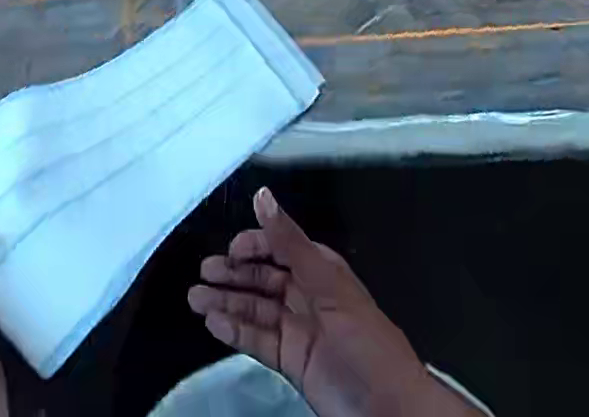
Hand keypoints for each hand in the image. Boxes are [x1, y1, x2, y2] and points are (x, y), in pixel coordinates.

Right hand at [188, 188, 482, 416]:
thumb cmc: (364, 342)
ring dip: (225, 303)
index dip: (252, 246)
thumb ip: (289, 242)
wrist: (394, 414)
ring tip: (195, 300)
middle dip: (231, 275)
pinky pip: (258, 339)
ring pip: (255, 308)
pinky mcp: (292, 360)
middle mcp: (306, 294)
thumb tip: (261, 194)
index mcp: (319, 270)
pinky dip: (235, 331)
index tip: (229, 252)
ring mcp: (298, 328)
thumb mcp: (327, 286)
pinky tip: (213, 325)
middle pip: (261, 279)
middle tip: (201, 275)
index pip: (278, 247)